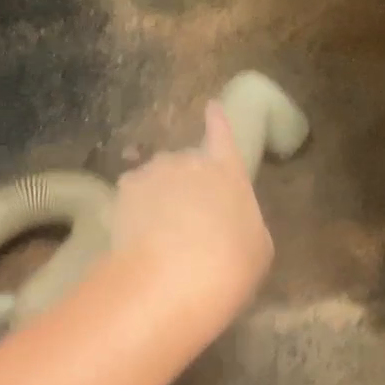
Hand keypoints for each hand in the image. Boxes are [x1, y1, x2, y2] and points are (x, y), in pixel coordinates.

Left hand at [108, 102, 272, 326]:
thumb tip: (232, 221)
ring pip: (156, 175)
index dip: (217, 120)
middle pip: (186, 160)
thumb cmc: (230, 265)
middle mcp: (191, 160)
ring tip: (157, 228)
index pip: (222, 133)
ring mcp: (155, 170)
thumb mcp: (258, 247)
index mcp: (228, 170)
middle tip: (185, 215)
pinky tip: (136, 234)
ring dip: (158, 193)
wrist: (172, 279)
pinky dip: (134, 208)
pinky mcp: (125, 189)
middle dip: (184, 180)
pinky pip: (132, 193)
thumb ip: (245, 222)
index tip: (210, 106)